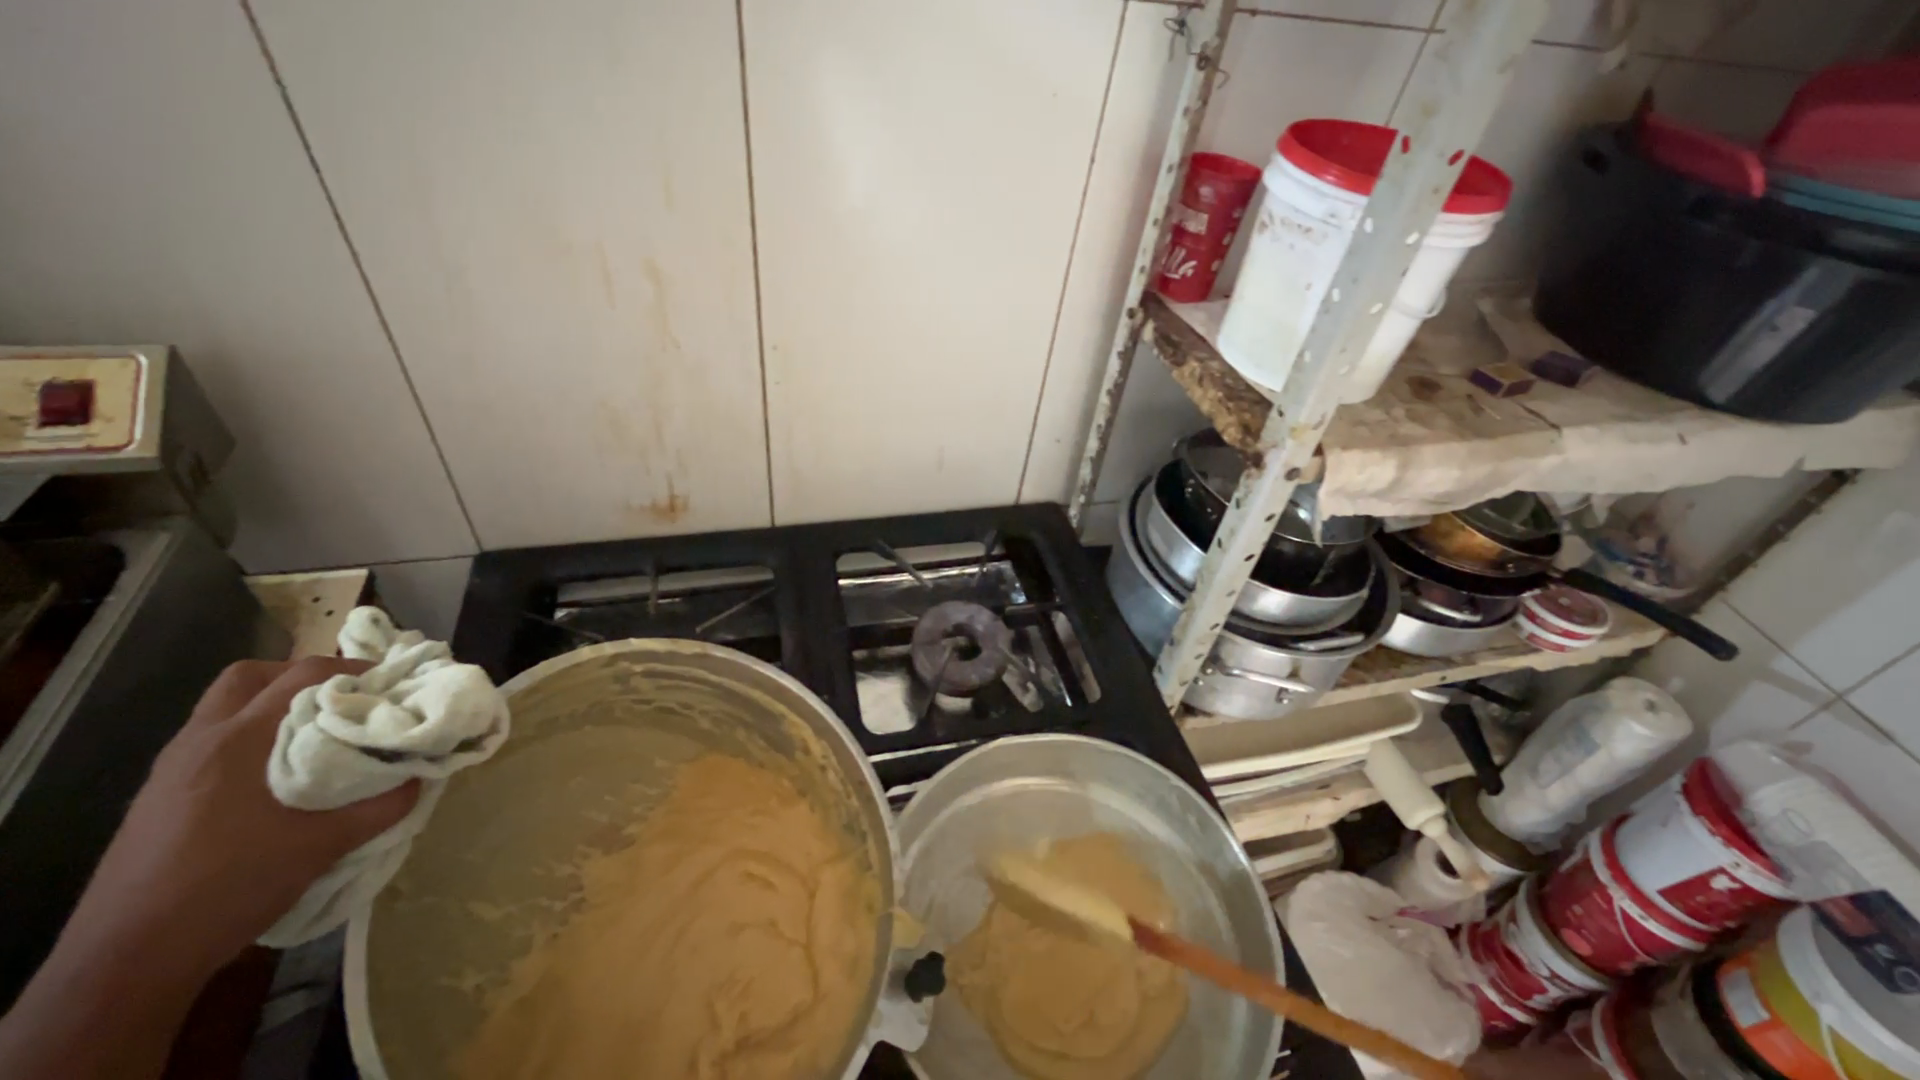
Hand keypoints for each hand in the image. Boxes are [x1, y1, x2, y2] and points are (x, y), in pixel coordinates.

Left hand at [0, 658, 421, 1079]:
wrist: (129, 956)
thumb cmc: (229, 887)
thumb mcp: (321, 847)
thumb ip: (379, 807)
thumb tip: (421, 778)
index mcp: (238, 740)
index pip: (302, 675)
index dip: (352, 669)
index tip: (390, 684)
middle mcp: (200, 741)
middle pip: (251, 678)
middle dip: (301, 678)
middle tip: (345, 700)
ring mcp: (172, 769)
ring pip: (226, 709)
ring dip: (273, 709)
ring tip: (317, 738)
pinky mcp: (160, 797)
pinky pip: (213, 744)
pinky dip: (250, 741)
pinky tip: (276, 781)